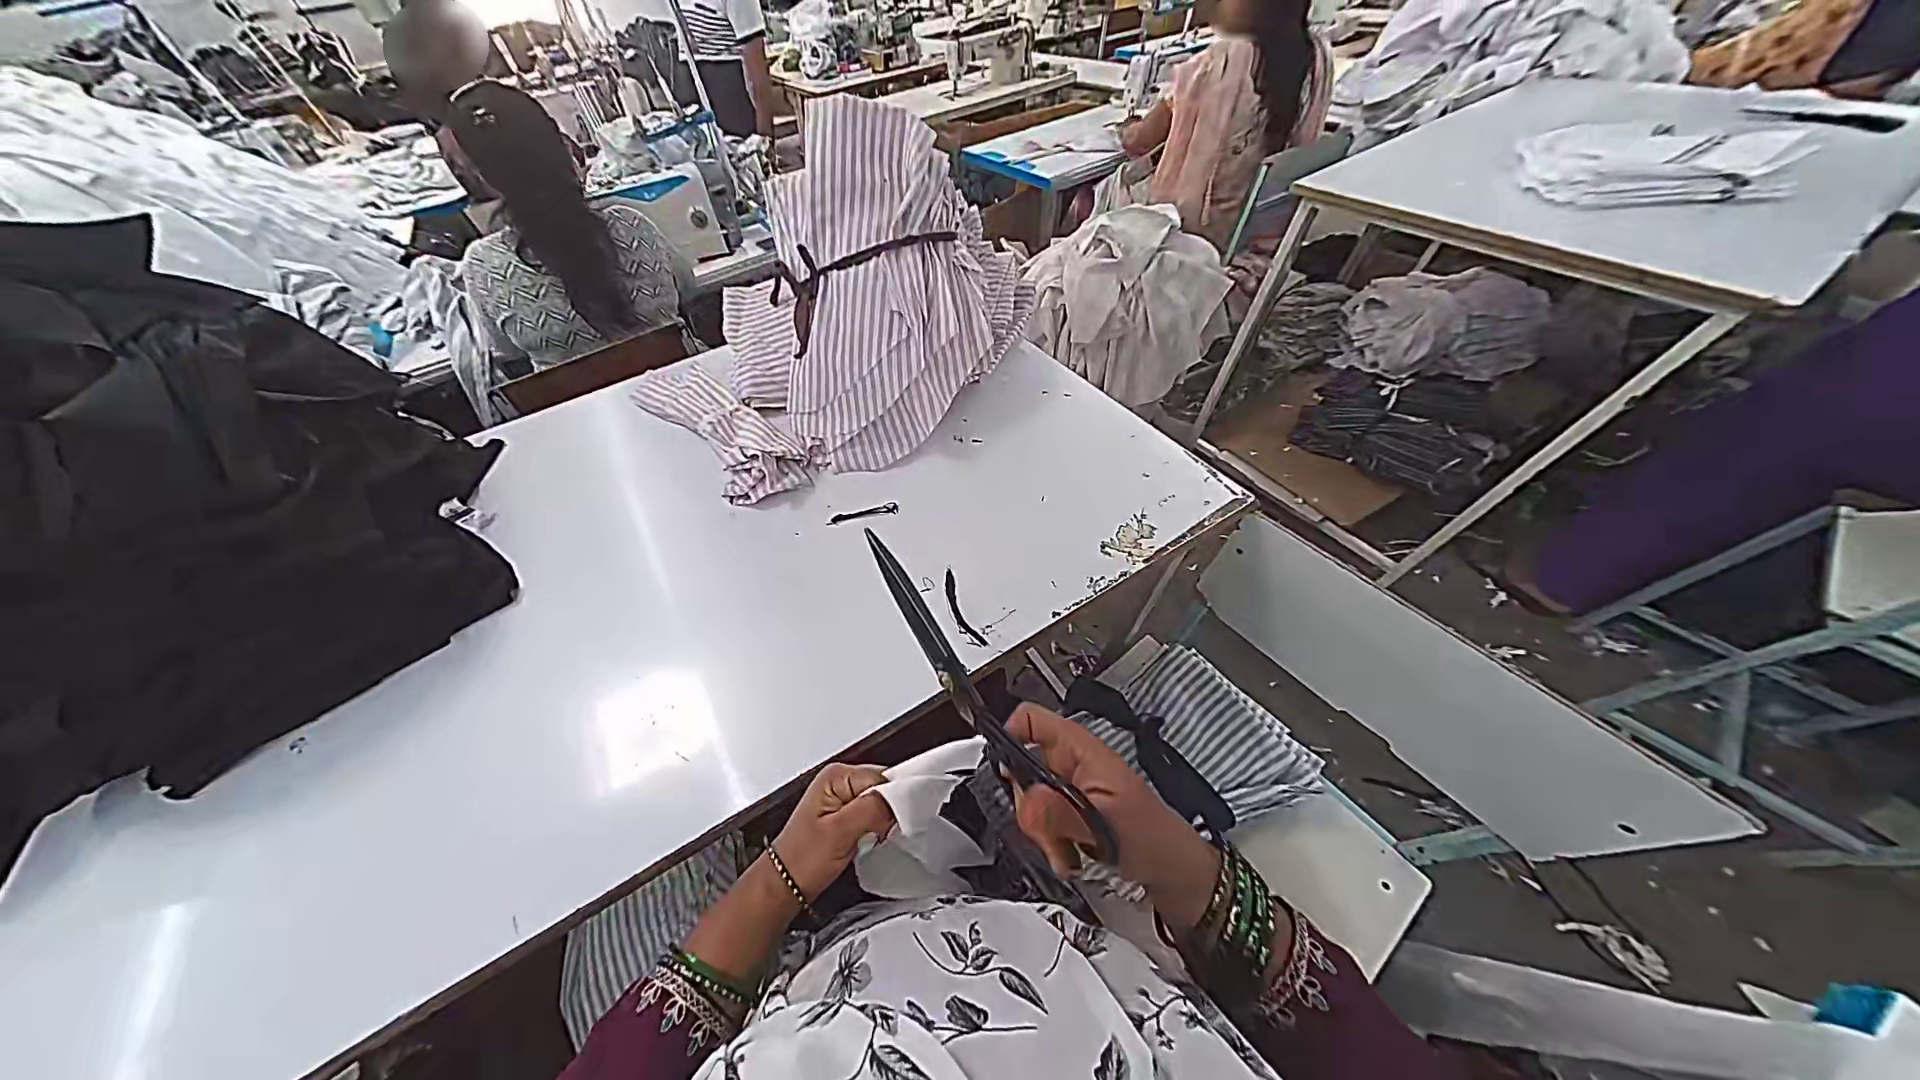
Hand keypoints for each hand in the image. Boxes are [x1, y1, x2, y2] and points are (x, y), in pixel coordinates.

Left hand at [770, 762, 893, 898]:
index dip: (892, 801)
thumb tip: (898, 800)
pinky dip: (877, 830)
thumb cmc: (801, 860)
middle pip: (884, 789)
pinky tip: (867, 842)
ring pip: (881, 804)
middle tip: (877, 834)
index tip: (890, 822)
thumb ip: (872, 809)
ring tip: (867, 840)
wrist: (784, 886)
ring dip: (882, 823)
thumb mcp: (839, 831)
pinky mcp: (847, 815)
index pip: (883, 778)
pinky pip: (875, 815)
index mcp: (836, 775)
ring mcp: (843, 799)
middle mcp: (840, 782)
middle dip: (888, 812)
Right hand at [1007, 703, 1222, 929]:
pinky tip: (1066, 855)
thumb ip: (1058, 812)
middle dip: (1029, 807)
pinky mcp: (1066, 814)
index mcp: (1079, 749)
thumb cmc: (1154, 837)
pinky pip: (1037, 823)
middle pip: (1020, 769)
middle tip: (1047, 830)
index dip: (1009, 736)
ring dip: (1039, 832)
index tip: (1004, 771)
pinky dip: (1046, 843)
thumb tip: (1025, 800)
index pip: (1030, 719)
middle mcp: (1069, 763)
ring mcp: (1066, 789)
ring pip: (1026, 801)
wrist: (1171, 871)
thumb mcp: (1104, 822)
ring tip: (1064, 848)